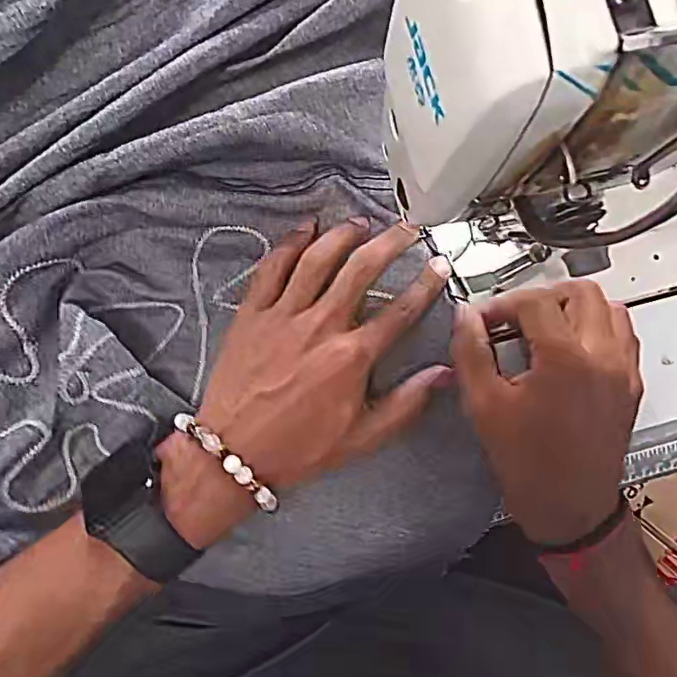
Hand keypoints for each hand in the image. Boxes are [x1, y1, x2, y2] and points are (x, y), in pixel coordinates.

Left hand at [158, 217, 452, 546]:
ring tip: (361, 223)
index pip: (400, 310)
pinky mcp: (252, 315)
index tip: (437, 266)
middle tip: (406, 229)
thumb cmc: (296, 448)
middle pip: (361, 270)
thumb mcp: (361, 438)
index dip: (425, 284)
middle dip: (390, 242)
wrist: (234, 453)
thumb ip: (406, 404)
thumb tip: (442, 375)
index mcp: (350, 357)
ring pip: (317, 259)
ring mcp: (282, 316)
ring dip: (343, 235)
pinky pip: (272, 268)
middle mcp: (319, 327)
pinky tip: (304, 230)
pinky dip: (289, 243)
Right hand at [450, 280, 643, 546]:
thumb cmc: (532, 467)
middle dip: (541, 298)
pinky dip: (596, 329)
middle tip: (515, 318)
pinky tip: (570, 349)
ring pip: (609, 307)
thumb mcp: (483, 405)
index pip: (536, 301)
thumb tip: (466, 319)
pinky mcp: (631, 385)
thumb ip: (471, 352)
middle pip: (580, 292)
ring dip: (573, 309)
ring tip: (543, 329)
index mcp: (566, 360)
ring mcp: (623, 371)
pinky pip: (622, 336)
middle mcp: (603, 359)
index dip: (502, 305)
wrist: (570, 507)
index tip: (486, 321)